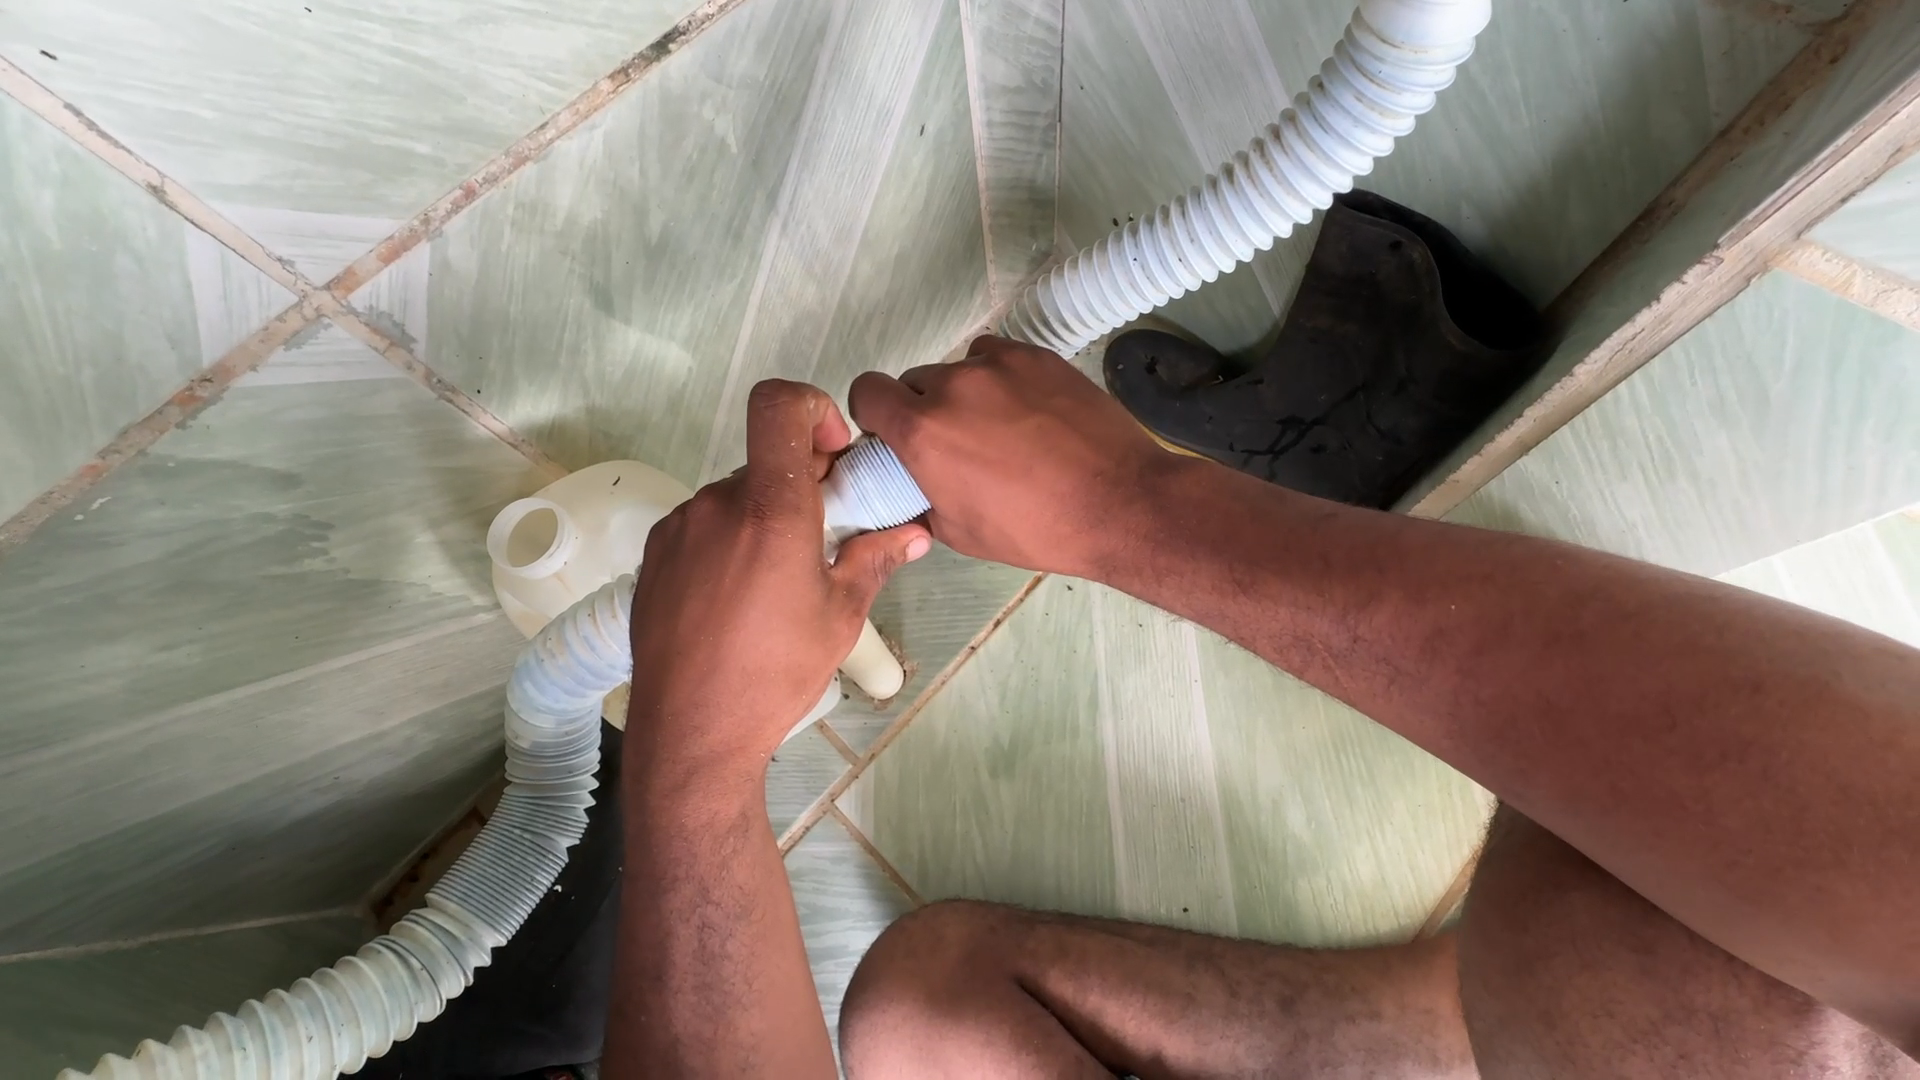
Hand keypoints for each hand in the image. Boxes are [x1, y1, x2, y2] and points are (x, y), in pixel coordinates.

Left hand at [627, 380, 929, 772]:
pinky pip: (704, 525)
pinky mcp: (654, 555)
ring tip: (776, 581)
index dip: (812, 406)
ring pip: (736, 497)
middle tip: (823, 539)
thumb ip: (876, 559)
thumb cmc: (777, 673)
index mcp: (771, 510)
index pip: (779, 405)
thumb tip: (915, 534)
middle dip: (802, 485)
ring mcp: (679, 528)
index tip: (833, 454)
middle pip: (768, 462)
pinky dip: (730, 539)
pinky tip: (737, 596)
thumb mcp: (841, 616)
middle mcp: (717, 504)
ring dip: (765, 517)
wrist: (691, 733)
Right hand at [848, 335, 1181, 576]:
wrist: (1117, 503)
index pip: (866, 390)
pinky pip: (998, 358)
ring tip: (999, 426)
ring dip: (964, 393)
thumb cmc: (1034, 530)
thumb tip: (910, 487)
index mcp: (922, 431)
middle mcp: (952, 386)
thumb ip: (919, 499)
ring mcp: (999, 364)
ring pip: (958, 367)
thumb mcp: (959, 533)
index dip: (872, 412)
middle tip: (955, 443)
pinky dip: (1001, 380)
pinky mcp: (1038, 355)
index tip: (891, 432)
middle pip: (914, 381)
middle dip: (922, 409)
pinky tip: (1028, 410)